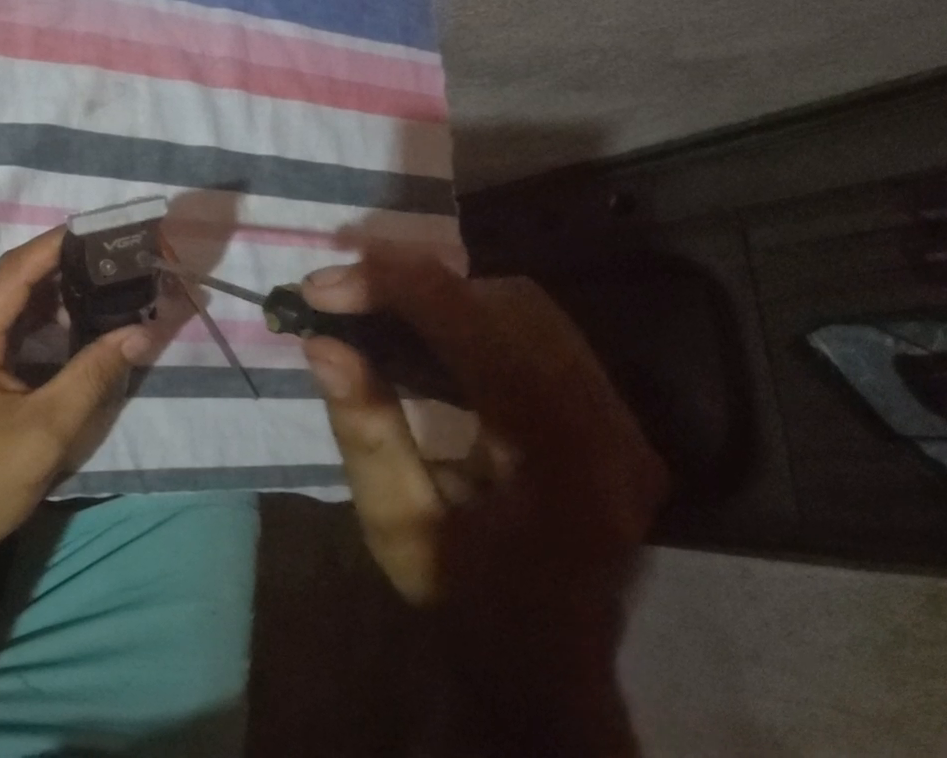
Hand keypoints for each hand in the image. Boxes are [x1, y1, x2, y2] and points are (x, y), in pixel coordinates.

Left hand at [0, 228, 152, 582]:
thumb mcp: (48, 429)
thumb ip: (93, 374)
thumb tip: (140, 331)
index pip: (12, 274)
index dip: (52, 246)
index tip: (98, 229)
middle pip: (9, 281)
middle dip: (57, 261)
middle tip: (109, 251)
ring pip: (9, 304)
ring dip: (51, 288)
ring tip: (101, 275)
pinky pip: (8, 330)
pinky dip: (42, 318)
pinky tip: (76, 319)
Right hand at [301, 245, 667, 751]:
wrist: (543, 668)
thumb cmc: (462, 606)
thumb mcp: (397, 527)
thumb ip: (366, 430)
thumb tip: (323, 344)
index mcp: (564, 464)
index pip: (486, 339)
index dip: (404, 290)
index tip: (327, 278)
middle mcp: (612, 429)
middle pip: (514, 310)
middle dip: (418, 286)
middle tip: (339, 293)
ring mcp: (623, 422)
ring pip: (530, 313)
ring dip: (444, 299)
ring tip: (371, 307)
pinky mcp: (612, 419)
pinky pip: (539, 338)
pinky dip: (471, 322)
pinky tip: (421, 336)